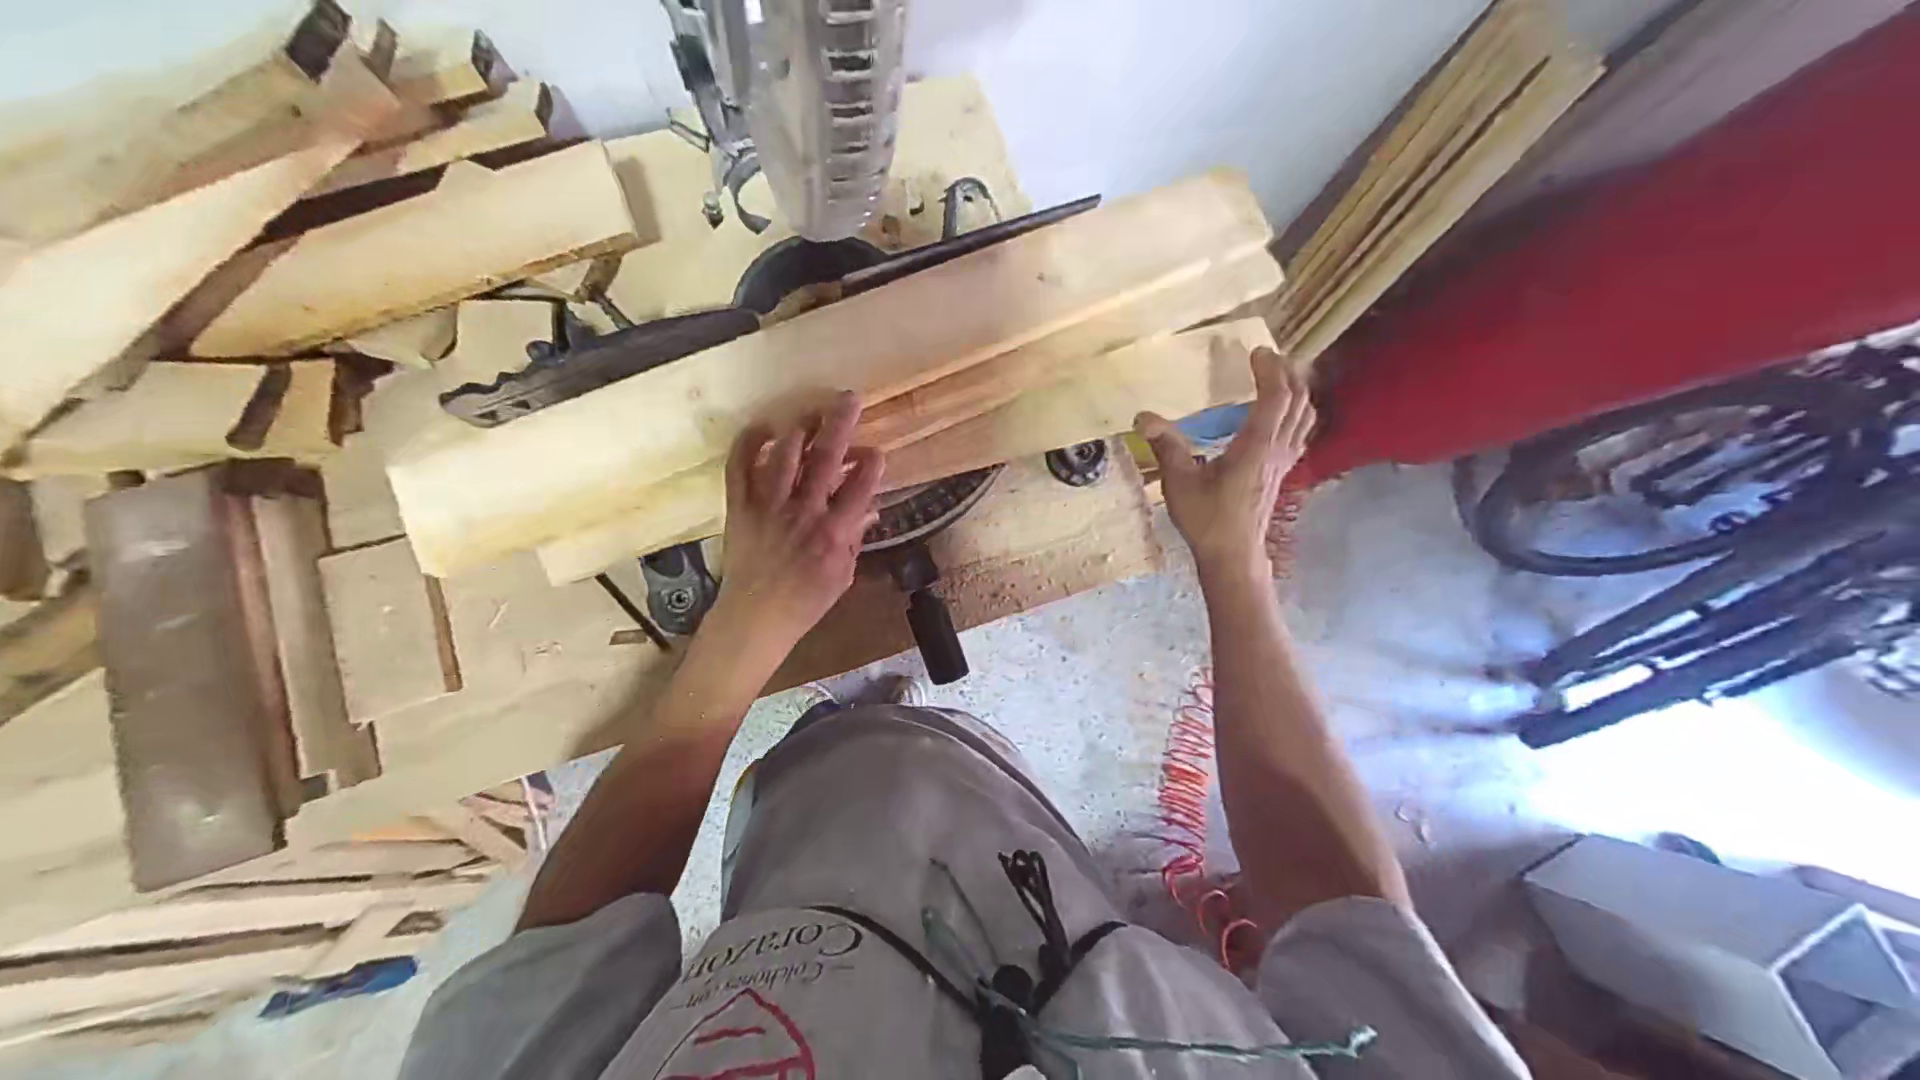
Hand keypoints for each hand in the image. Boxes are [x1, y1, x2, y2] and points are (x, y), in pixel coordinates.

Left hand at [710, 391, 885, 653]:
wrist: (755, 617)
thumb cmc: (805, 601)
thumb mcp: (842, 575)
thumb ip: (855, 538)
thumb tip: (869, 508)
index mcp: (833, 534)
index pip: (858, 489)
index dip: (871, 465)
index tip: (877, 450)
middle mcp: (802, 513)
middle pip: (824, 460)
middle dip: (839, 425)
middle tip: (849, 399)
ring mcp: (768, 507)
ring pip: (784, 456)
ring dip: (800, 428)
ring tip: (811, 412)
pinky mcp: (740, 507)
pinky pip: (739, 467)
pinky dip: (748, 443)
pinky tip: (763, 427)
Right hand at [1134, 347, 1313, 582]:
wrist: (1232, 555)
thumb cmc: (1207, 519)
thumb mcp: (1180, 482)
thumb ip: (1166, 445)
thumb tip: (1143, 417)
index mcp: (1256, 447)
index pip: (1275, 397)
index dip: (1269, 370)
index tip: (1254, 352)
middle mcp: (1277, 450)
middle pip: (1298, 401)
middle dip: (1288, 373)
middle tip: (1268, 357)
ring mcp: (1283, 462)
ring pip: (1305, 416)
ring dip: (1296, 391)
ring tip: (1280, 376)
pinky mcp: (1280, 472)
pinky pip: (1299, 433)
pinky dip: (1295, 413)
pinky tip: (1280, 414)